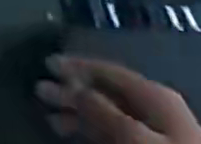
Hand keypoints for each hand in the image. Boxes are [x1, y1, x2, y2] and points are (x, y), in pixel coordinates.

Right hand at [35, 55, 200, 143]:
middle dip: (73, 92)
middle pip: (108, 93)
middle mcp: (159, 112)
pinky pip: (118, 136)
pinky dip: (94, 133)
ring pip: (110, 115)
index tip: (45, 64)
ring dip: (79, 114)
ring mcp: (160, 138)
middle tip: (40, 93)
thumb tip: (74, 86)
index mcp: (158, 99)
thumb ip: (102, 110)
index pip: (110, 71)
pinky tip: (74, 136)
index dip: (76, 66)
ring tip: (52, 120)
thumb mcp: (135, 139)